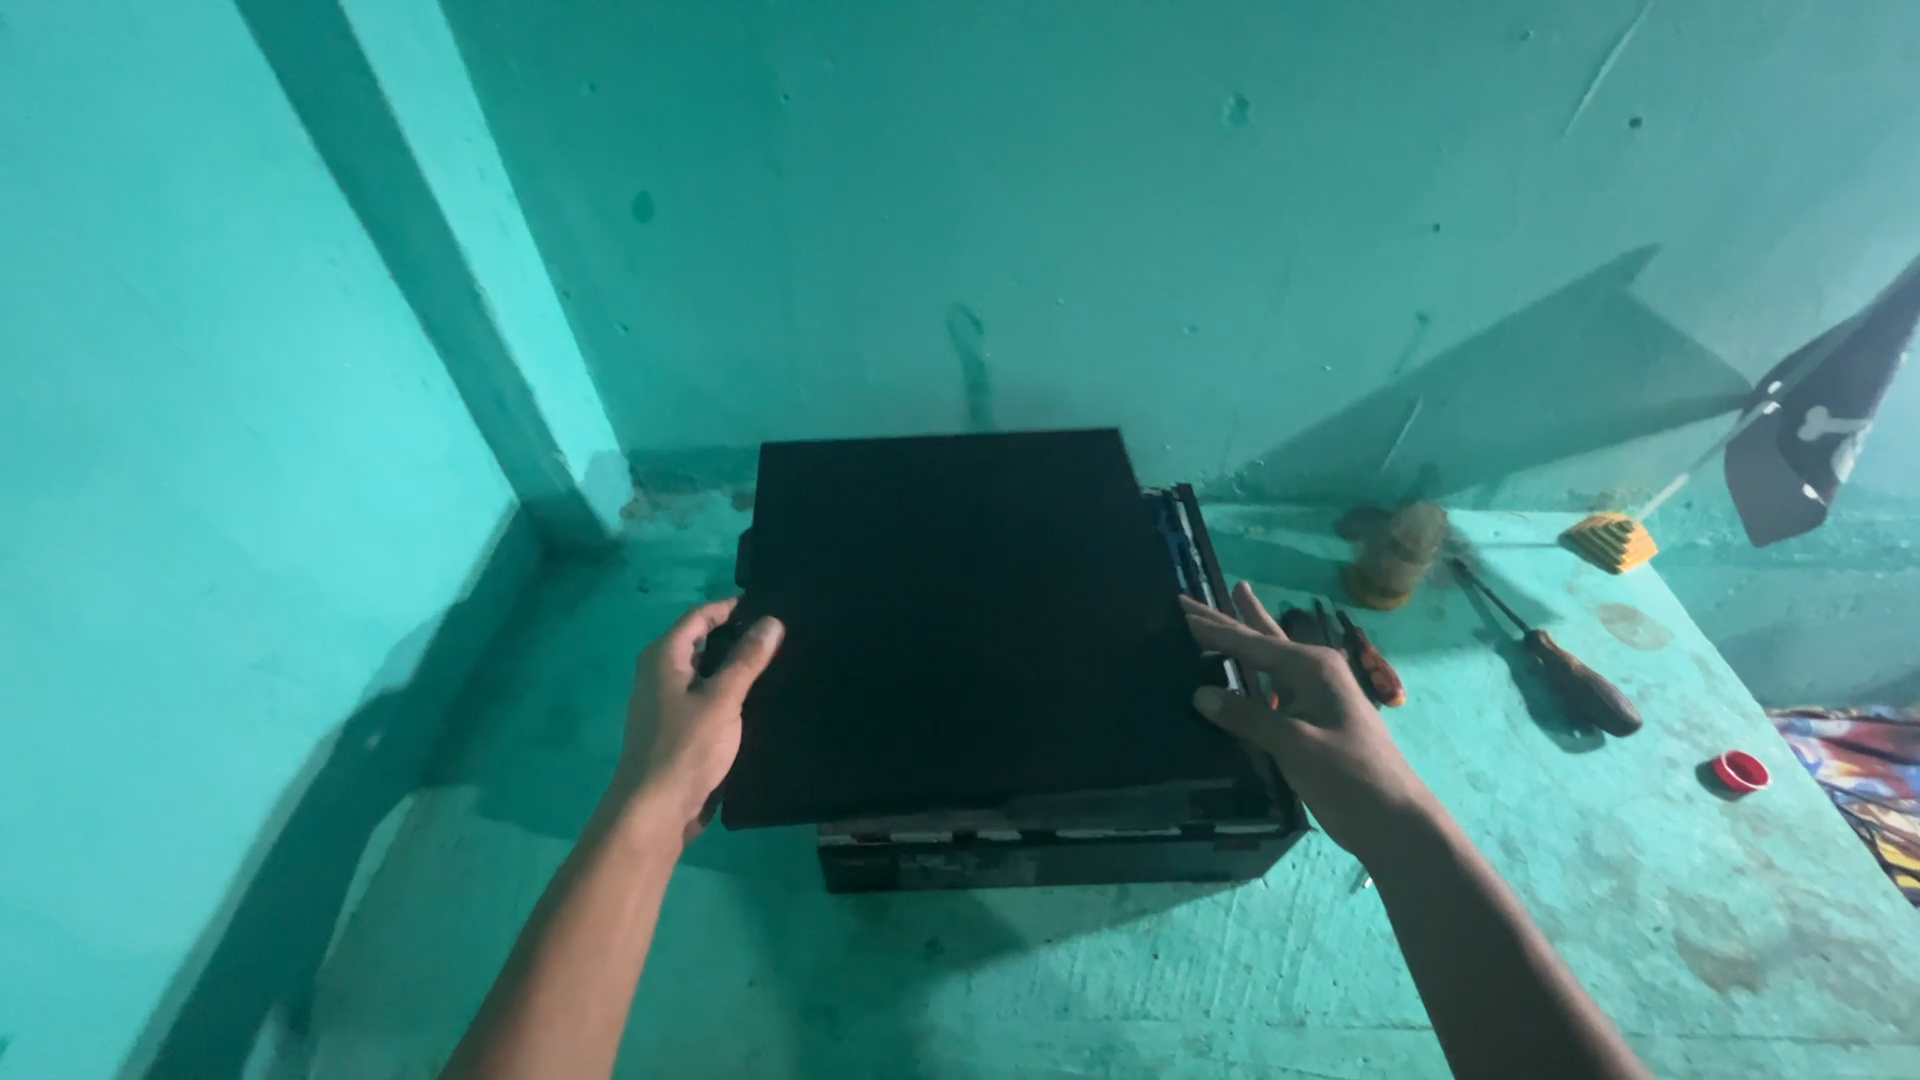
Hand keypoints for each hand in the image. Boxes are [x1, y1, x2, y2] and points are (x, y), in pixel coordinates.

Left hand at [617, 598, 783, 838]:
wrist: (656, 813)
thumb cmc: (684, 749)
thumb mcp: (722, 699)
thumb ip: (747, 659)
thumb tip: (772, 621)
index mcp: (664, 658)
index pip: (700, 616)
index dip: (731, 608)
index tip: (770, 605)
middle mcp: (661, 674)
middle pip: (703, 642)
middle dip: (738, 636)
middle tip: (783, 632)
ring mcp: (670, 703)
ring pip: (708, 671)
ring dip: (737, 666)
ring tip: (780, 660)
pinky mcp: (681, 729)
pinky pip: (709, 697)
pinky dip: (732, 691)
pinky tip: (762, 698)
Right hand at [1181, 585, 1436, 862]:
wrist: (1393, 821)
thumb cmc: (1349, 776)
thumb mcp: (1295, 744)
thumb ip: (1248, 716)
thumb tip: (1200, 694)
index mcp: (1312, 668)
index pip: (1251, 643)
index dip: (1212, 629)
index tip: (1178, 610)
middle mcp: (1313, 673)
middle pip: (1259, 639)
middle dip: (1227, 618)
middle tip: (1188, 598)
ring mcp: (1313, 695)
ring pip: (1268, 655)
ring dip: (1247, 632)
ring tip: (1234, 597)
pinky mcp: (1309, 719)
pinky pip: (1271, 684)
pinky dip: (1252, 671)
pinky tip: (1242, 667)